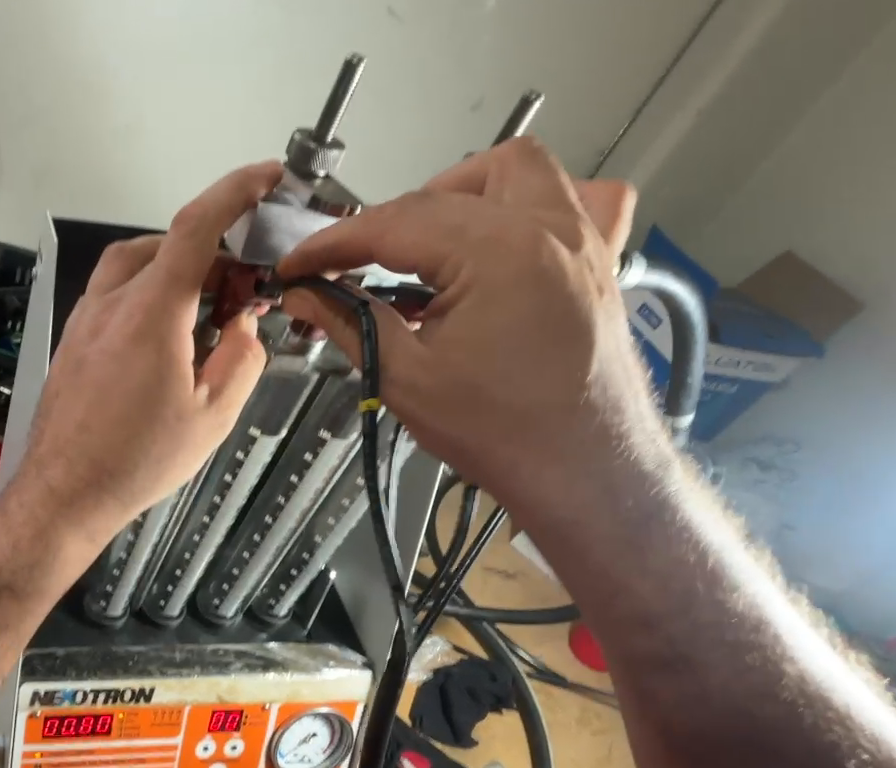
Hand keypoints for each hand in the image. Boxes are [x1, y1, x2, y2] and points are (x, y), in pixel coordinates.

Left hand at [6, 162, 280, 546]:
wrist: (62, 494)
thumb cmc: (137, 460)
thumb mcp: (213, 415)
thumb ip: (240, 356)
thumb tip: (243, 324)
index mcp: (150, 311)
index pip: (196, 226)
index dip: (236, 192)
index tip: (267, 178)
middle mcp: (110, 303)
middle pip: (162, 244)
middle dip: (207, 252)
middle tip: (237, 288)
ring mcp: (82, 322)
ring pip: (129, 266)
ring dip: (170, 269)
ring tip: (200, 311)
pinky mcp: (69, 343)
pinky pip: (110, 296)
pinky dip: (142, 295)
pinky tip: (160, 338)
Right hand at [277, 138, 669, 518]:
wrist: (581, 469)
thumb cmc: (496, 430)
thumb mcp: (404, 376)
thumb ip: (350, 321)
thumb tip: (304, 293)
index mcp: (496, 251)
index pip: (394, 224)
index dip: (334, 242)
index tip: (296, 264)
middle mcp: (546, 227)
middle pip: (448, 188)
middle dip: (390, 219)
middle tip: (355, 264)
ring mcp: (582, 238)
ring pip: (518, 170)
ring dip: (460, 193)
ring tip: (427, 241)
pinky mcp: (600, 261)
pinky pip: (580, 199)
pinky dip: (538, 203)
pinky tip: (511, 234)